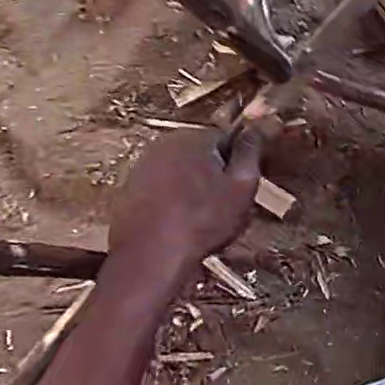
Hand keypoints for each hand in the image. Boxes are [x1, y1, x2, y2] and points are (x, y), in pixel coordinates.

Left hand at [107, 124, 270, 284]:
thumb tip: (256, 127)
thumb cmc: (202, 221)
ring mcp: (142, 167)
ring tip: (200, 222)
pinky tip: (177, 225)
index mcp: (193, 138)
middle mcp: (164, 145)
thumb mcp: (241, 185)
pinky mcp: (129, 190)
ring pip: (181, 174)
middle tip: (223, 209)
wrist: (150, 257)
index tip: (240, 190)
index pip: (226, 140)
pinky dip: (171, 203)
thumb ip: (249, 151)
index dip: (237, 166)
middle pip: (201, 156)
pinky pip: (161, 191)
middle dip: (214, 177)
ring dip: (192, 191)